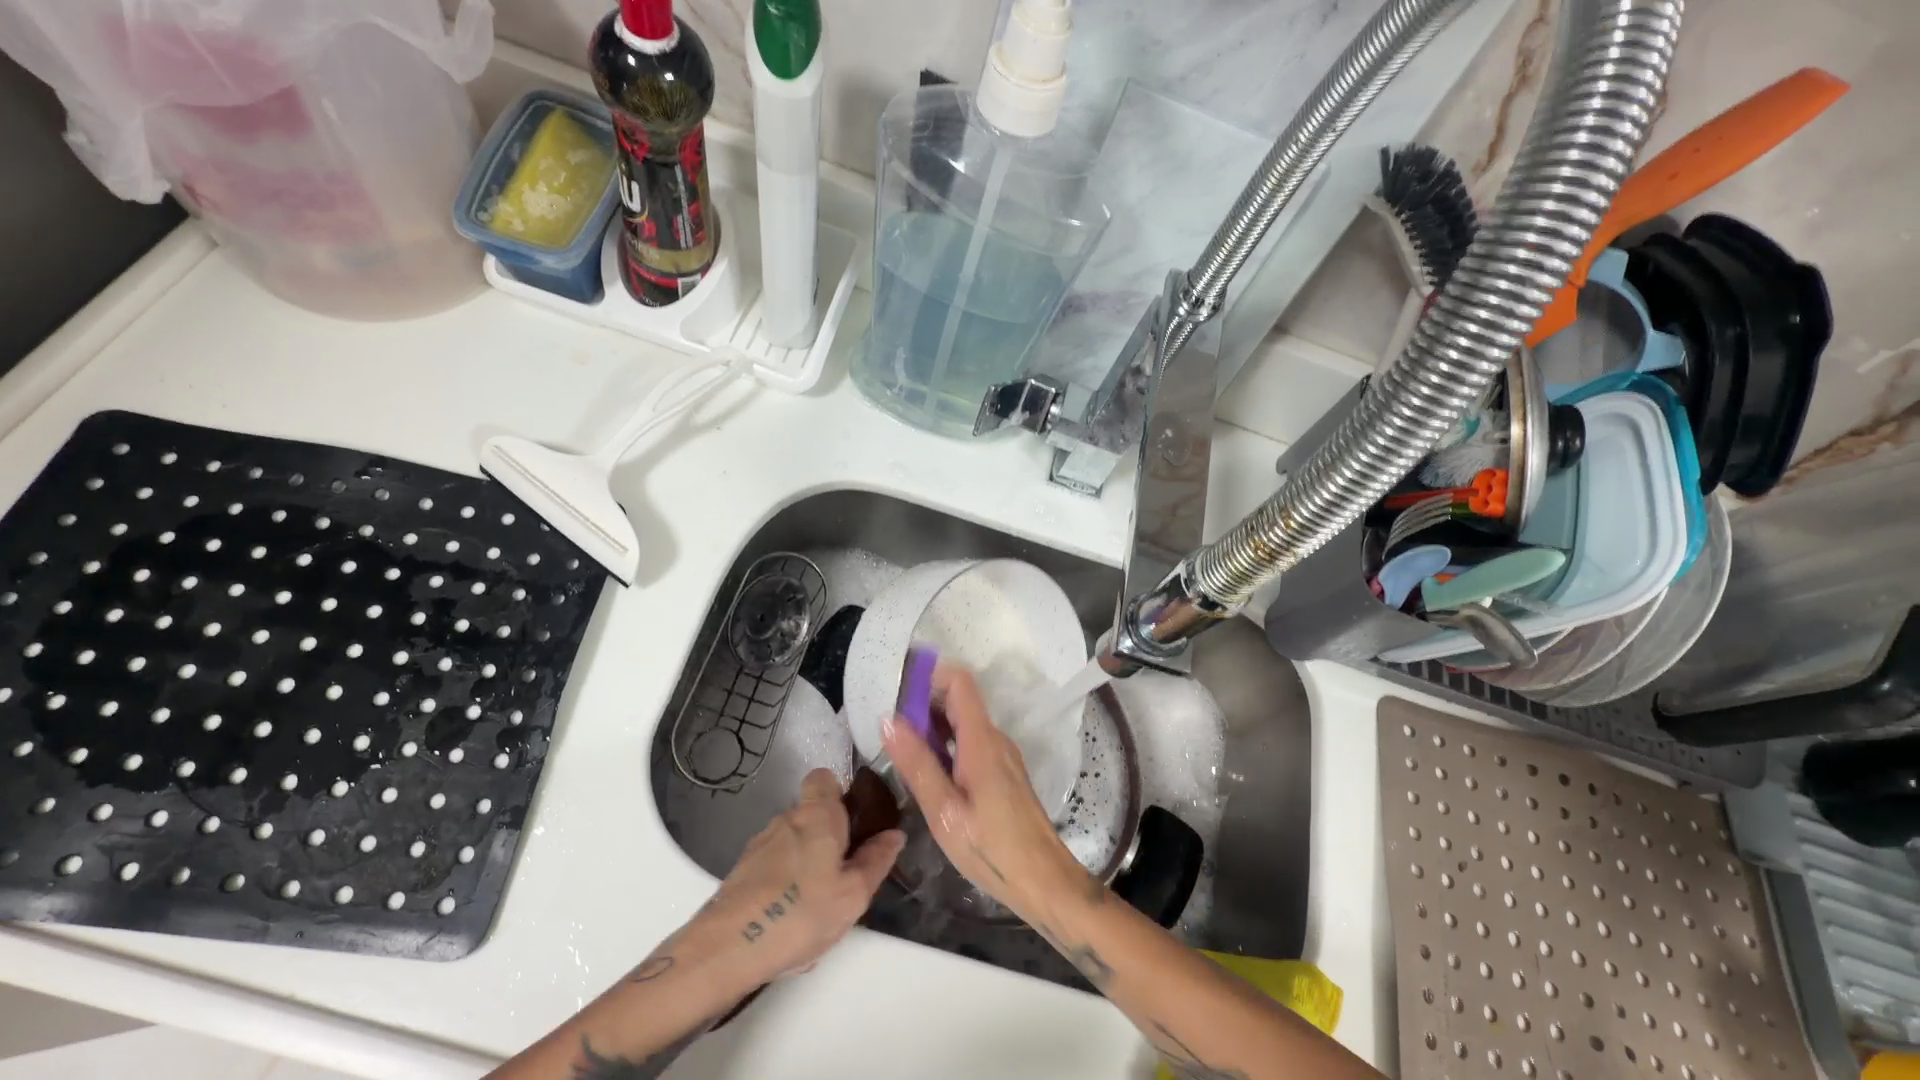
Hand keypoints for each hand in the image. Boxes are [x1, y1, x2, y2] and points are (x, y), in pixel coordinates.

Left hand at [681, 769, 903, 988]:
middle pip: (810, 816)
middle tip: (845, 875)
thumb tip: (893, 834)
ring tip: (818, 906)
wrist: (729, 947)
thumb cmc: (801, 913)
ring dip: (806, 864)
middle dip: (828, 839)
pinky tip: (791, 921)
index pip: (823, 778)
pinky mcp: (741, 871)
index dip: (839, 792)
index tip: (854, 822)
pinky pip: (774, 868)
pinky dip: (785, 884)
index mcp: (816, 816)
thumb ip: (876, 861)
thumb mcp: (854, 894)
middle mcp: (785, 821)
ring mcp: (758, 846)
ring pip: (792, 844)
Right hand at [882, 664, 1090, 922]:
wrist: (1043, 880)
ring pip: (963, 724)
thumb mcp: (943, 811)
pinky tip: (925, 773)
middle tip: (888, 728)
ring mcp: (1001, 757)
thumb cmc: (991, 849)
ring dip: (932, 728)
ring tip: (899, 751)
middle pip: (959, 701)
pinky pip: (970, 745)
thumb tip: (888, 719)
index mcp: (981, 741)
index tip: (896, 688)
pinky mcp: (1002, 774)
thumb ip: (917, 764)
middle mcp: (995, 740)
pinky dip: (945, 748)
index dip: (928, 675)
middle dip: (923, 704)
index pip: (959, 682)